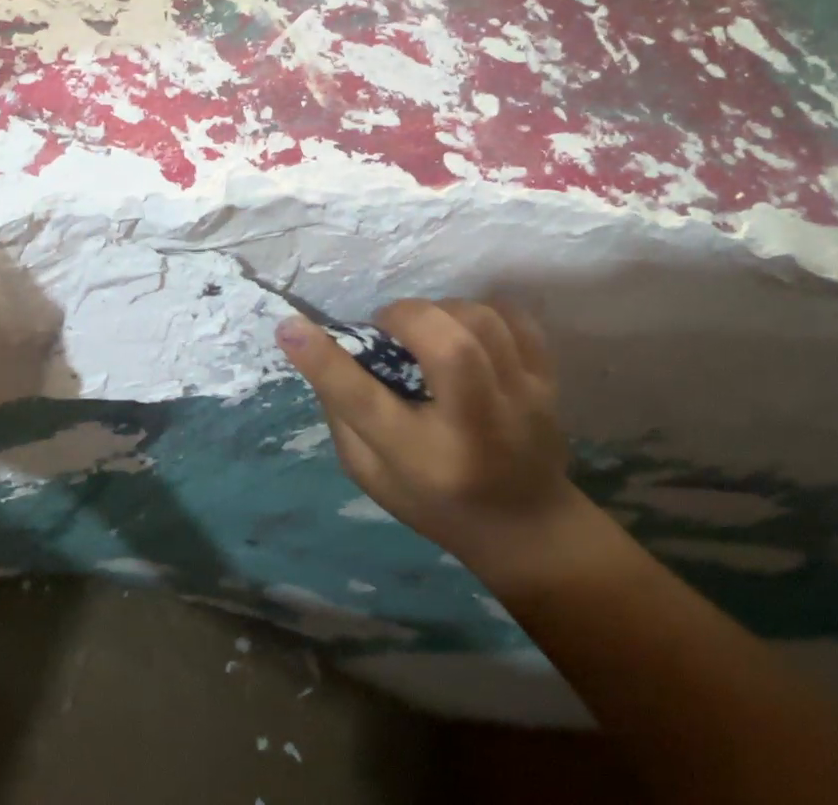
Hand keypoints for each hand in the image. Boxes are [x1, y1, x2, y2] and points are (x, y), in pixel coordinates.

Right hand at [276, 299, 579, 575]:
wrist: (527, 525)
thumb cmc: (433, 501)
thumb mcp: (371, 475)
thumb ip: (345, 416)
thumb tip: (323, 351)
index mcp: (421, 458)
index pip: (363, 399)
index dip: (322, 359)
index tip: (289, 327)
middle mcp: (476, 426)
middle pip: (448, 347)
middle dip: (404, 316)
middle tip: (386, 327)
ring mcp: (523, 401)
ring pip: (483, 322)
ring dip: (440, 310)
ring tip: (424, 328)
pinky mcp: (548, 382)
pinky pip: (517, 321)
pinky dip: (481, 310)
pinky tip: (462, 328)